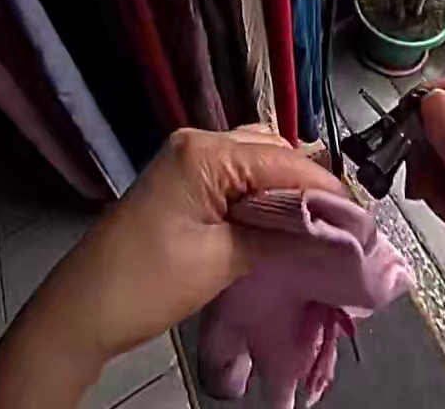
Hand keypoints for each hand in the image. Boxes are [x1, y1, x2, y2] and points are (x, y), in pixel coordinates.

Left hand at [0, 127, 344, 407]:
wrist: (85, 304)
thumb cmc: (147, 281)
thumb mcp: (220, 261)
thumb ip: (278, 239)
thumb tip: (330, 236)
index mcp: (204, 152)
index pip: (280, 160)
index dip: (324, 188)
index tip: (359, 218)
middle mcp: (198, 140)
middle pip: (270, 150)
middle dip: (308, 182)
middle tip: (342, 220)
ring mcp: (189, 154)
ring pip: (255, 156)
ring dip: (286, 182)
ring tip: (318, 217)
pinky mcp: (186, 173)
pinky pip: (237, 169)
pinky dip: (262, 188)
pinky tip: (281, 212)